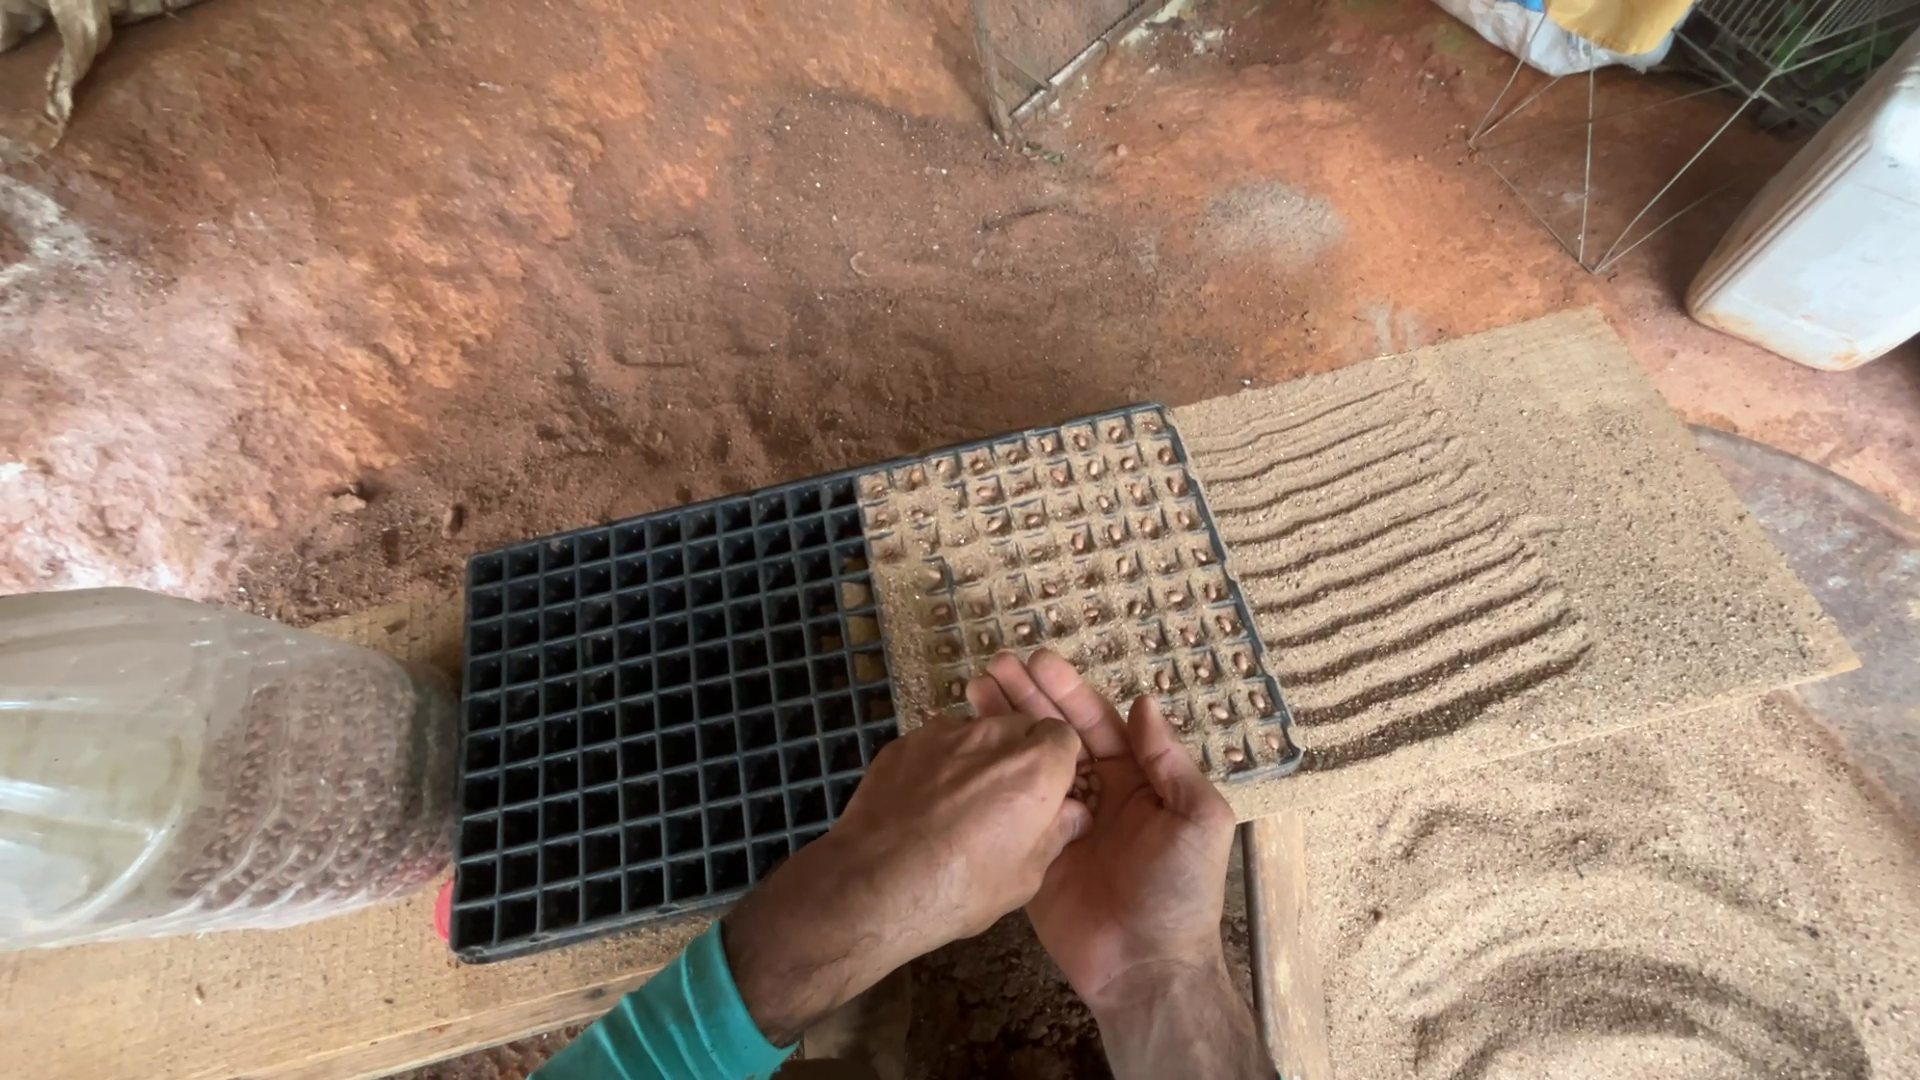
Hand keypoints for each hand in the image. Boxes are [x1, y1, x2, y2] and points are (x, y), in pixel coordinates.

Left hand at [724, 708, 1086, 1044]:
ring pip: (977, 731)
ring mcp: (945, 731)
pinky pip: (938, 741)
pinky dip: (941, 761)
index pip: (1064, 735)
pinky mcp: (907, 739)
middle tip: (1006, 795)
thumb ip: (1054, 834)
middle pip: (1020, 726)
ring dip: (980, 754)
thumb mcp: (1024, 877)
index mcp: (1035, 766)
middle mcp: (993, 735)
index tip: (1048, 789)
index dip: (1058, 762)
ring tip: (960, 799)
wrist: (875, 880)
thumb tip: (1074, 812)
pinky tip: (925, 799)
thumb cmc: (961, 887)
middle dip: (1020, 753)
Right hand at [972, 650, 1268, 1079]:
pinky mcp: (1033, 848)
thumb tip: (1143, 702)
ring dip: (1005, 724)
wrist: (1145, 970)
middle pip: (1055, 733)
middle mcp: (1095, 789)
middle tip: (994, 666)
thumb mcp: (1196, 820)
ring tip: (973, 689)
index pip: (1095, 723)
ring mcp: (1060, 817)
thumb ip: (1170, 762)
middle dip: (1027, 697)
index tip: (1037, 662)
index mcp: (1134, 778)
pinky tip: (970, 747)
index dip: (1067, 691)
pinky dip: (993, 774)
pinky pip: (1013, 804)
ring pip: (1030, 761)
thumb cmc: (1179, 890)